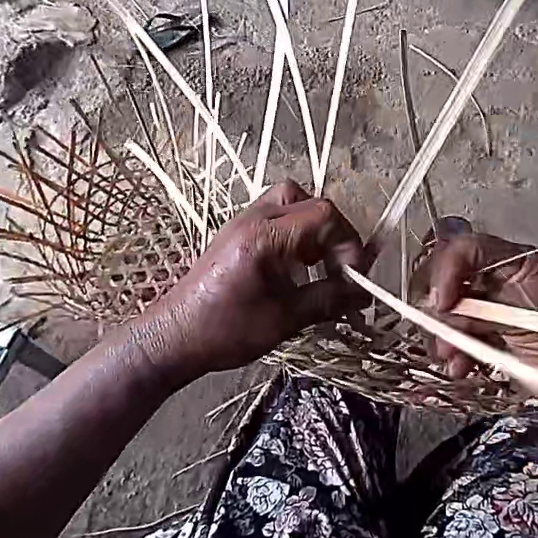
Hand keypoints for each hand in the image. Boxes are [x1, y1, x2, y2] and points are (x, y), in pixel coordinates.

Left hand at [134, 181, 367, 383]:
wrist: (174, 337)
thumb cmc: (226, 330)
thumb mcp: (286, 319)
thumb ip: (329, 300)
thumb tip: (363, 295)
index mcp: (265, 236)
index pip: (323, 214)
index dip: (347, 242)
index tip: (353, 276)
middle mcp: (253, 218)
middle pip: (309, 200)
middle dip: (332, 232)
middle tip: (337, 267)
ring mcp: (241, 222)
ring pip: (290, 202)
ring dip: (313, 229)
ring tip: (316, 265)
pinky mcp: (235, 233)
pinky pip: (275, 216)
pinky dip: (294, 233)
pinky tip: (294, 267)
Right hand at [417, 224, 537, 411]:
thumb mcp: (526, 319)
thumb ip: (480, 310)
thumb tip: (438, 308)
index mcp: (514, 261)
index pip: (465, 248)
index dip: (446, 271)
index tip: (443, 303)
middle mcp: (498, 277)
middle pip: (449, 278)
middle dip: (440, 307)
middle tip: (443, 334)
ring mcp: (492, 306)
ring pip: (448, 310)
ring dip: (444, 335)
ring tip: (453, 359)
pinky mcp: (489, 333)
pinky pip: (457, 334)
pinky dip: (453, 351)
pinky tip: (460, 368)